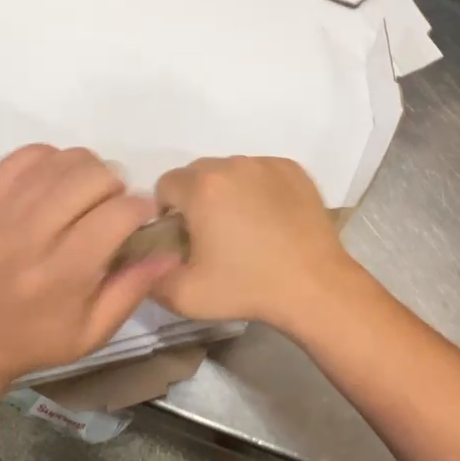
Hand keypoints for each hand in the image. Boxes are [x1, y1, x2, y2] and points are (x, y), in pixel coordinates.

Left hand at [0, 145, 176, 385]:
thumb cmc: (38, 340)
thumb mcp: (94, 332)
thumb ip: (133, 288)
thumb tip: (171, 250)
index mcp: (61, 274)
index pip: (115, 215)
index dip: (140, 207)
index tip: (145, 216)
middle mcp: (30, 237)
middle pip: (89, 177)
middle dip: (116, 185)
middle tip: (115, 206)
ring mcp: (2, 213)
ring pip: (61, 160)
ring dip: (87, 169)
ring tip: (88, 194)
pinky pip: (24, 155)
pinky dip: (51, 159)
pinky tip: (58, 182)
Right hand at [153, 156, 364, 331]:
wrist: (314, 287)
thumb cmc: (247, 288)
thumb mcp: (185, 296)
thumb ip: (151, 275)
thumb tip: (145, 261)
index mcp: (201, 187)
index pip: (165, 185)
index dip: (168, 211)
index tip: (184, 237)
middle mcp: (232, 165)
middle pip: (197, 174)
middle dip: (197, 199)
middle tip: (213, 235)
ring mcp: (266, 164)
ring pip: (231, 171)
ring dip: (228, 192)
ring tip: (245, 228)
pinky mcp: (294, 170)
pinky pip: (262, 172)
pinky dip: (259, 190)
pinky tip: (270, 220)